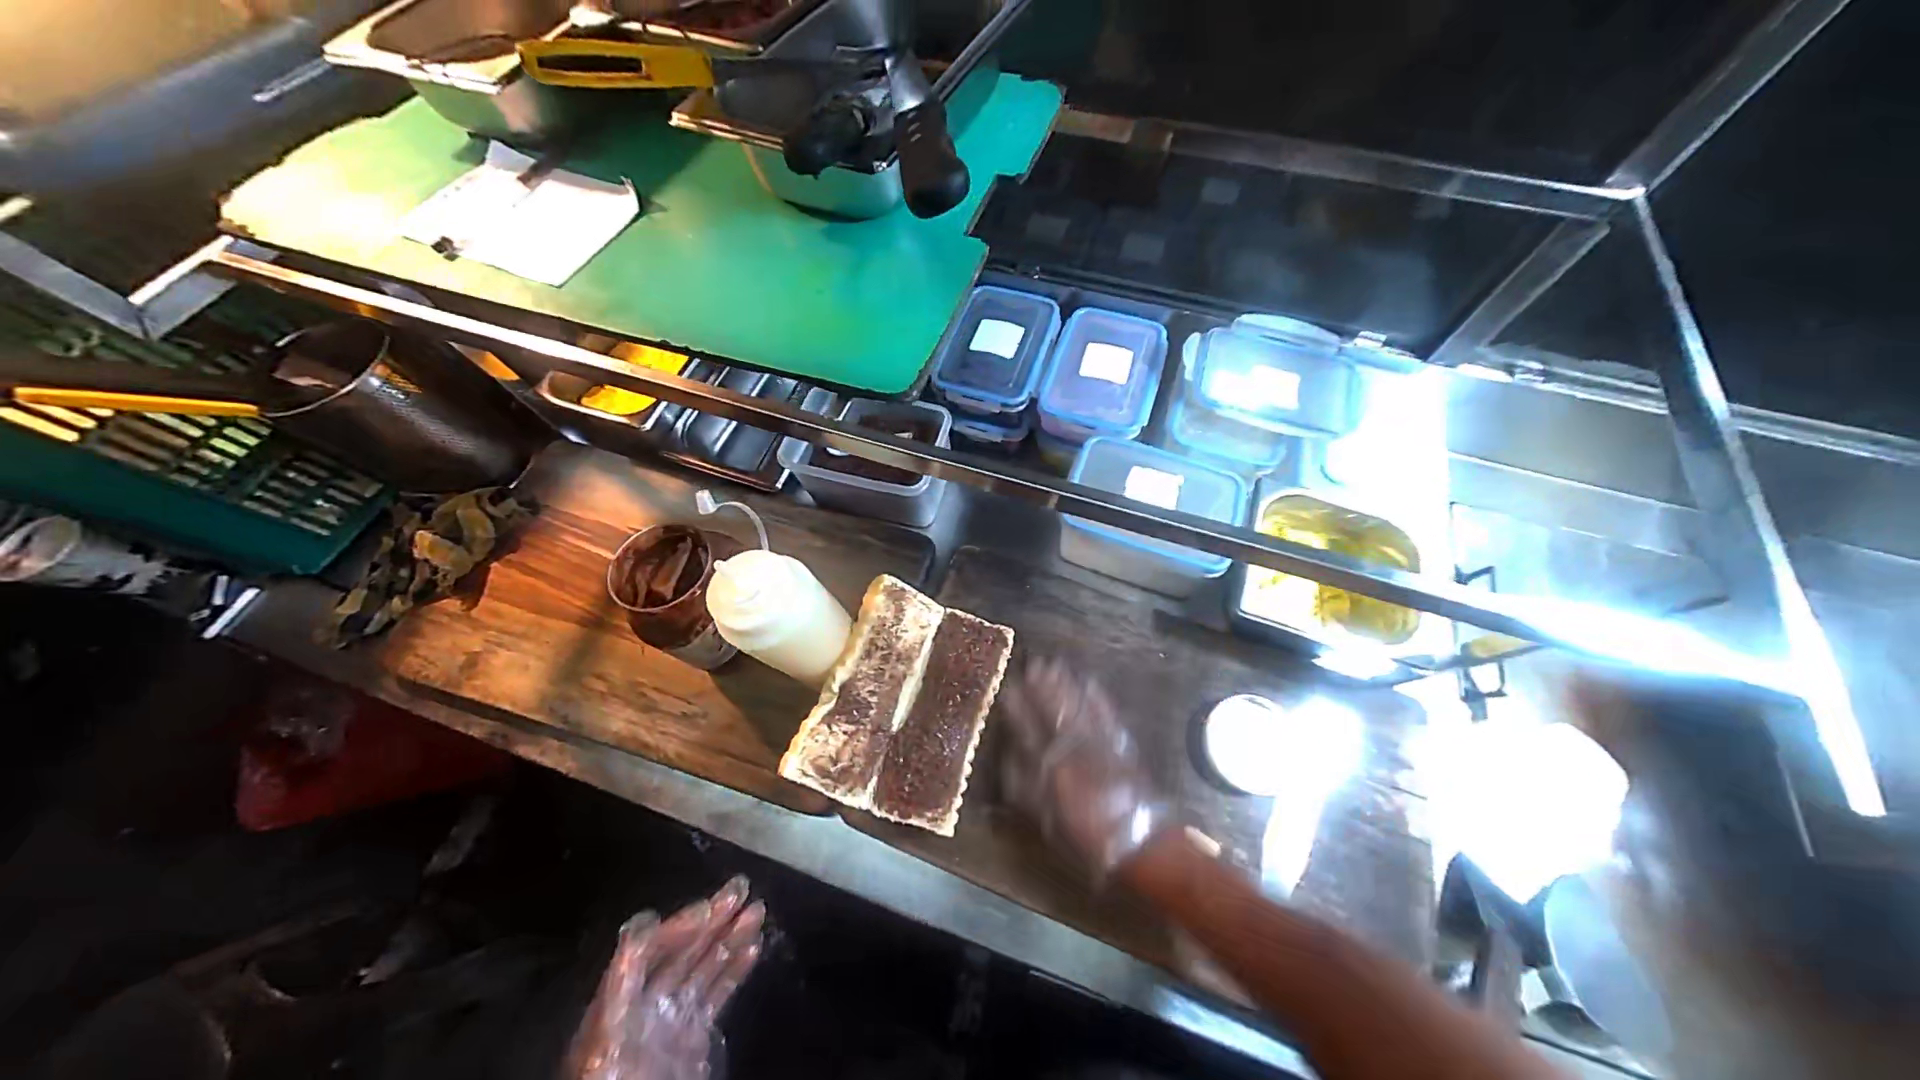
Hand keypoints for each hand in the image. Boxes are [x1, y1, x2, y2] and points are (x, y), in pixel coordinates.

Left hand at [565, 876, 765, 1079]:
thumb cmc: (613, 1077)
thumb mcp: (608, 1032)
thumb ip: (625, 977)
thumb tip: (640, 924)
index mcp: (619, 999)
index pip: (650, 947)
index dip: (679, 926)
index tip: (710, 908)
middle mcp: (645, 1003)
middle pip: (681, 951)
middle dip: (712, 919)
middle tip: (741, 887)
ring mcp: (670, 1020)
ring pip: (704, 968)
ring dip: (731, 937)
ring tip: (757, 910)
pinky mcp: (691, 1040)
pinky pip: (715, 996)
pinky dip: (735, 971)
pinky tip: (754, 947)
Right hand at [999, 656, 1169, 880]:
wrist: (1142, 843)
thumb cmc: (1089, 837)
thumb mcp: (1048, 821)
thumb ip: (1025, 789)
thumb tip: (1008, 757)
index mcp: (1053, 766)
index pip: (1028, 730)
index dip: (1017, 708)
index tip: (1008, 688)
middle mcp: (1076, 747)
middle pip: (1055, 710)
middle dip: (1043, 686)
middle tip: (1033, 664)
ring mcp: (1101, 742)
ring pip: (1080, 706)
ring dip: (1066, 685)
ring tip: (1054, 665)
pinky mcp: (1121, 744)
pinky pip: (1107, 713)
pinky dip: (1097, 696)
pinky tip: (1090, 681)